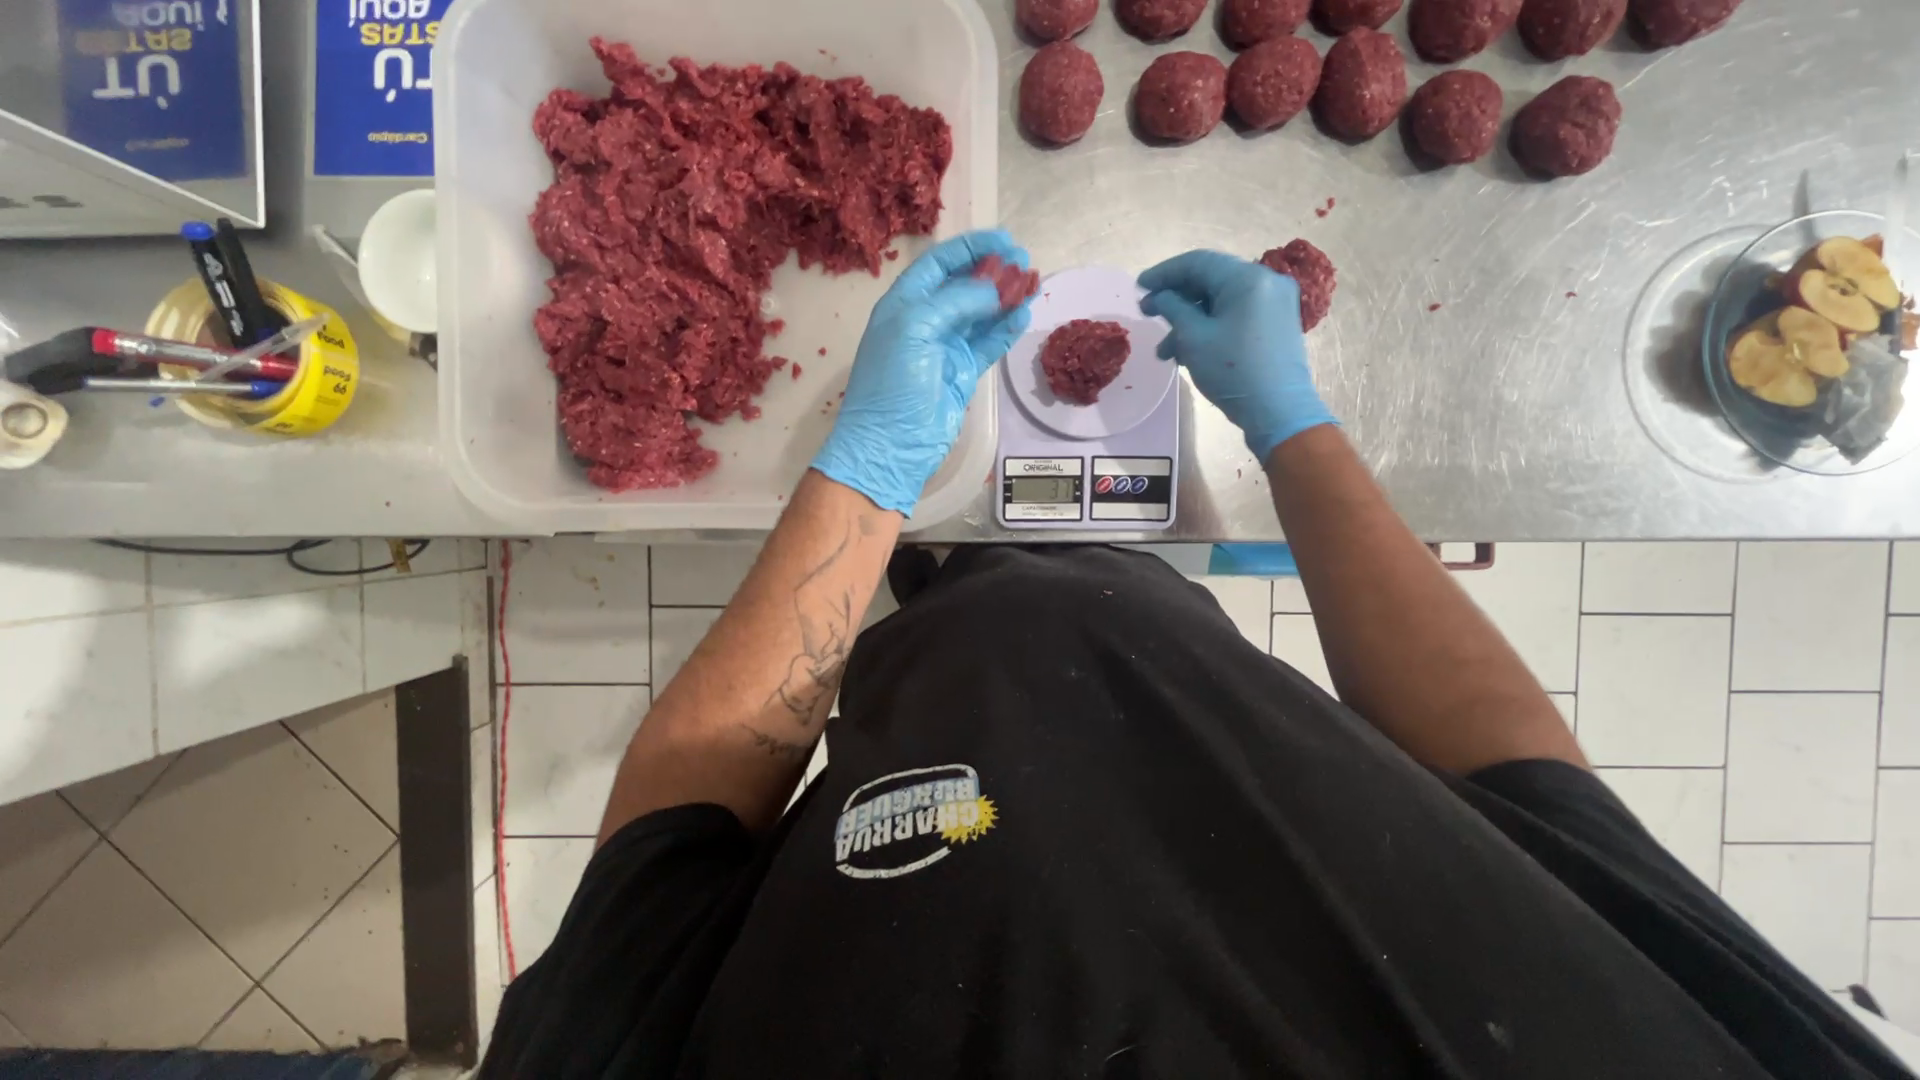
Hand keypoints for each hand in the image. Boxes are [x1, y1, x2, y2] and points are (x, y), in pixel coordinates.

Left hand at [813, 230, 1032, 515]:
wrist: (891, 445)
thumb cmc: (894, 383)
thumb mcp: (916, 330)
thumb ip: (956, 302)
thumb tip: (994, 286)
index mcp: (904, 304)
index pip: (940, 264)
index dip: (971, 248)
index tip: (1005, 240)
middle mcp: (925, 320)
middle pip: (964, 285)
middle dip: (993, 272)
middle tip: (1025, 263)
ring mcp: (945, 347)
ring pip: (980, 314)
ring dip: (1005, 298)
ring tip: (1033, 284)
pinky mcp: (962, 373)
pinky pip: (988, 344)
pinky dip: (1005, 329)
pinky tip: (1024, 315)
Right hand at [1138, 251, 1334, 461]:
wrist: (1278, 411)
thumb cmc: (1233, 371)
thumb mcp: (1193, 338)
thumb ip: (1172, 308)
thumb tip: (1158, 297)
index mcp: (1248, 278)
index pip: (1197, 263)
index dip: (1163, 274)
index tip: (1138, 287)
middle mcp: (1266, 281)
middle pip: (1210, 279)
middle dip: (1175, 298)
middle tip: (1147, 313)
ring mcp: (1274, 302)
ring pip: (1221, 300)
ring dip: (1189, 318)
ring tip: (1165, 349)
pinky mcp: (1275, 323)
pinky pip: (1235, 314)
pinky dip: (1210, 325)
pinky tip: (1188, 350)